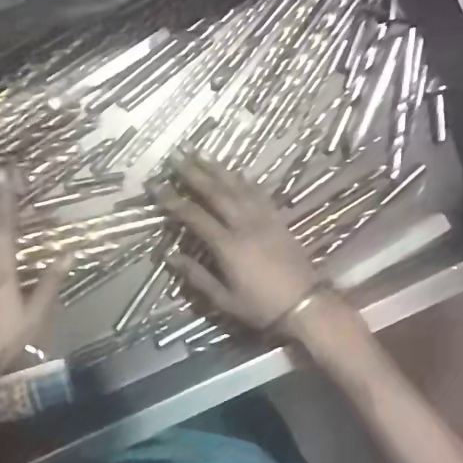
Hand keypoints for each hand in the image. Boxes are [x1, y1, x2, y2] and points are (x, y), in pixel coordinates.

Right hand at [150, 153, 322, 331]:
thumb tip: (170, 255)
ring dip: (218, 170)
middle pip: (216, 192)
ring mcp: (264, 219)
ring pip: (238, 187)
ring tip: (200, 155)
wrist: (305, 304)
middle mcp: (245, 225)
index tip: (157, 186)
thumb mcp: (223, 300)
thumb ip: (196, 276)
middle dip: (194, 174)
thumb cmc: (261, 307)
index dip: (173, 200)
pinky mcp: (279, 220)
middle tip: (176, 157)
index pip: (195, 216)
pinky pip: (259, 194)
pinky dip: (245, 181)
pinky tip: (236, 172)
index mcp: (228, 246)